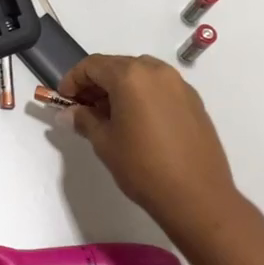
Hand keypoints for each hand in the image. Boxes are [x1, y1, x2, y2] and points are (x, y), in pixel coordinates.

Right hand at [59, 54, 236, 213]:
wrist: (199, 199)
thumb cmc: (144, 168)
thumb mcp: (105, 144)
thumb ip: (84, 120)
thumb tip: (66, 114)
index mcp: (130, 75)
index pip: (92, 65)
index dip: (73, 79)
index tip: (64, 99)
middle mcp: (155, 71)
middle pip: (117, 66)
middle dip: (97, 83)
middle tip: (85, 109)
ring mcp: (179, 85)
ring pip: (140, 75)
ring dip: (121, 88)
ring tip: (112, 116)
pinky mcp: (195, 101)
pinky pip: (160, 88)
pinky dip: (144, 96)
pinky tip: (140, 123)